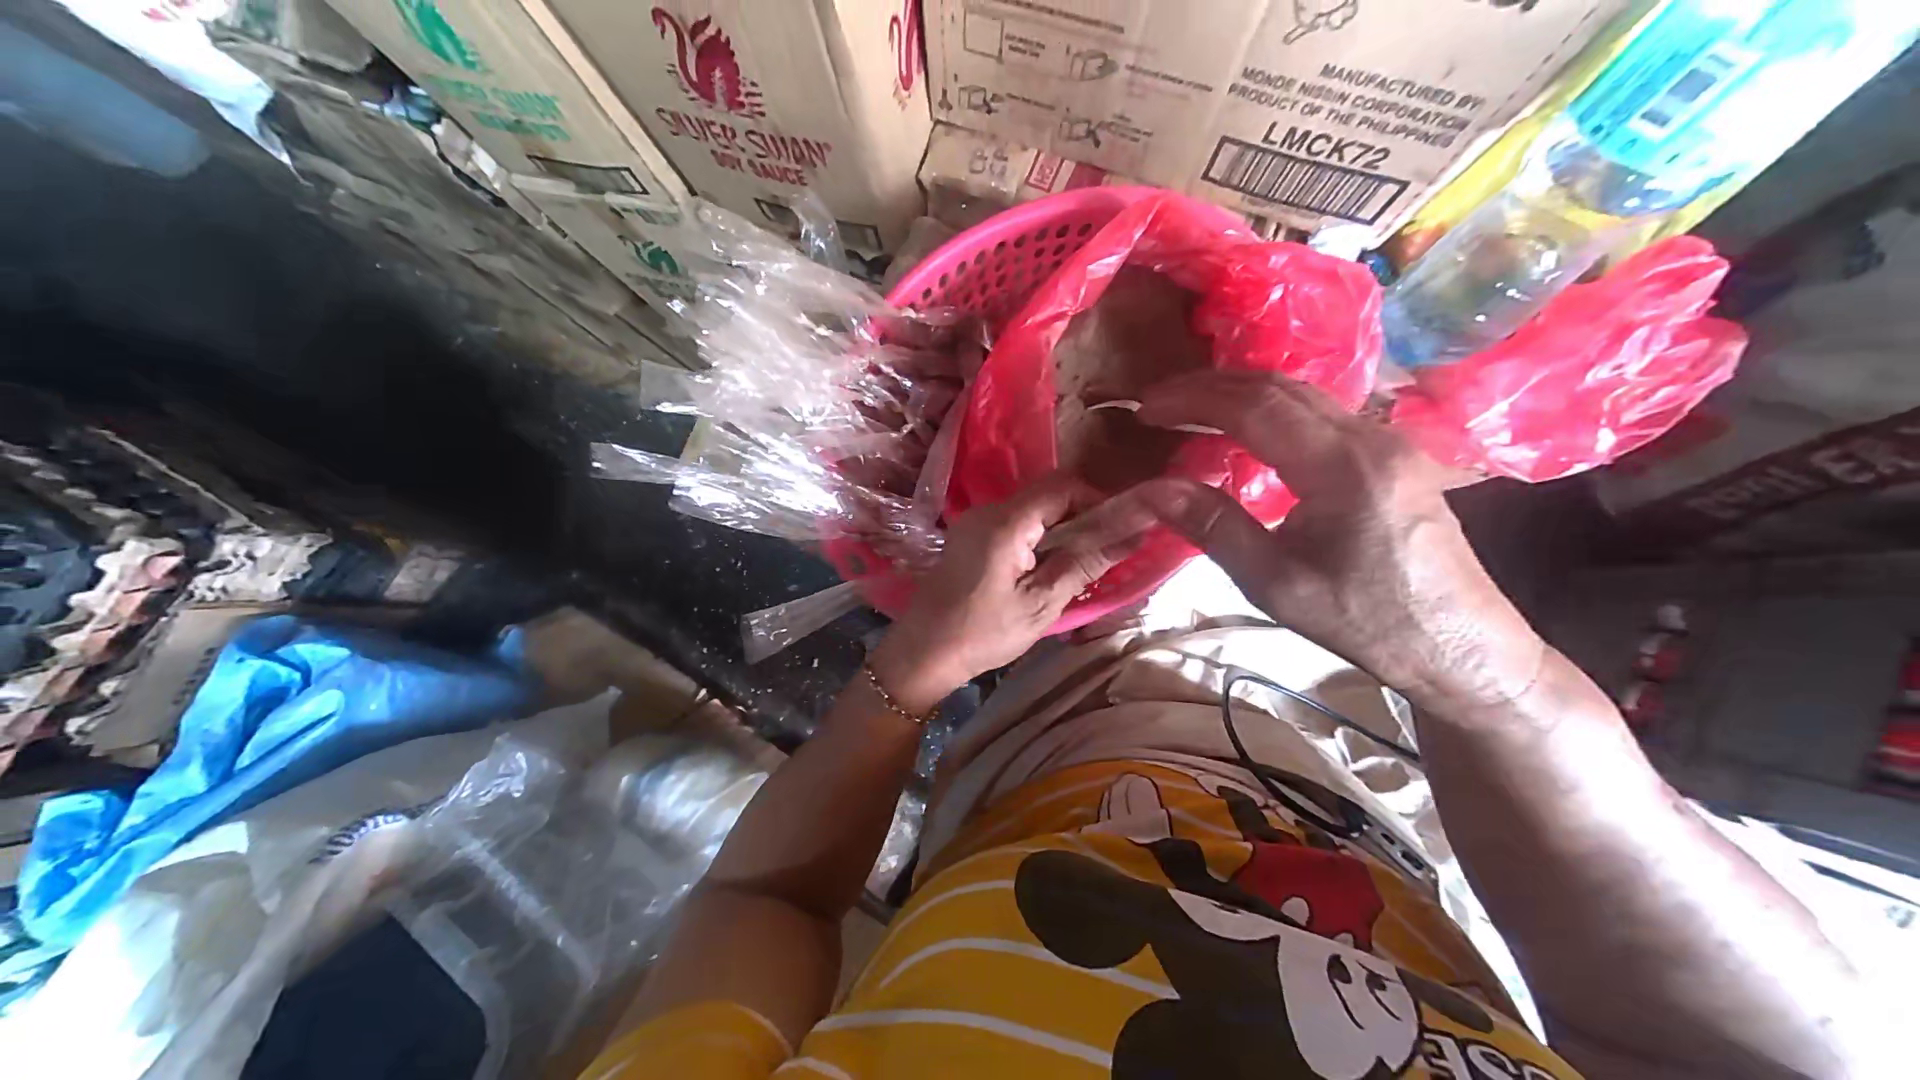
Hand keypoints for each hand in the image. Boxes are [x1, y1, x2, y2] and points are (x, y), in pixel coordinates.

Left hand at [868, 476, 1135, 712]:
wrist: (923, 652)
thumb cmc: (983, 632)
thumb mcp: (1041, 604)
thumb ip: (1085, 564)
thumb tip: (1131, 535)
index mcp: (1005, 522)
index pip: (1062, 485)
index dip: (1096, 497)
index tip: (1120, 525)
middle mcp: (988, 510)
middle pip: (1046, 493)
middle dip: (1081, 513)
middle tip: (1107, 546)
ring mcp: (974, 522)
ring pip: (1030, 508)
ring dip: (1060, 526)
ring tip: (1084, 558)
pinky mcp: (969, 537)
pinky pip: (1013, 523)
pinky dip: (1038, 535)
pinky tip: (1050, 564)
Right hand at [1135, 370, 1545, 711]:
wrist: (1460, 646)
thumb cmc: (1364, 621)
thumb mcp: (1276, 584)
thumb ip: (1214, 528)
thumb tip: (1151, 488)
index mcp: (1342, 466)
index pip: (1255, 406)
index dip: (1193, 399)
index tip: (1146, 408)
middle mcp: (1370, 436)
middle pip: (1278, 385)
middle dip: (1210, 385)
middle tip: (1158, 401)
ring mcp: (1388, 440)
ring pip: (1302, 392)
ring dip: (1240, 392)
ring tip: (1189, 409)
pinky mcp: (1392, 453)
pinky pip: (1320, 411)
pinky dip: (1269, 407)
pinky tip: (1244, 427)